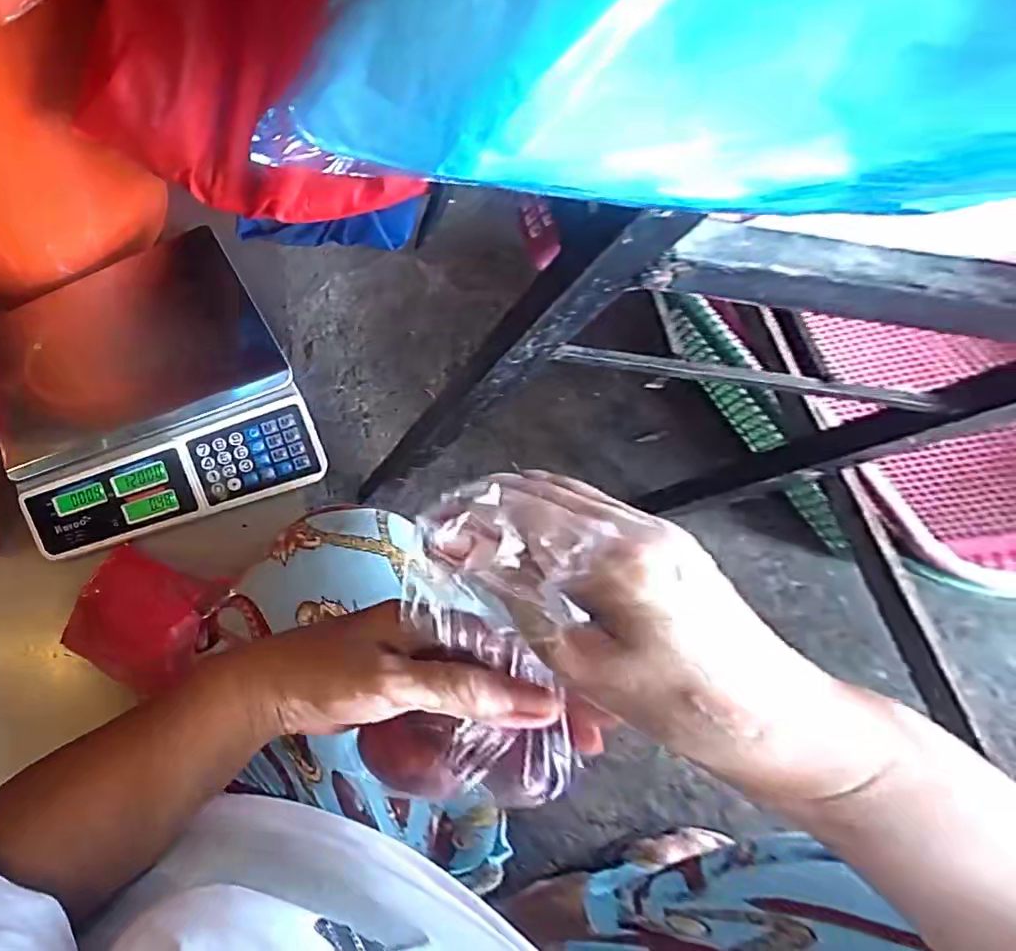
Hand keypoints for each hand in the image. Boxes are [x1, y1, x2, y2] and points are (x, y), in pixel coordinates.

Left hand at [220, 600, 563, 738]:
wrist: (265, 690)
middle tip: (583, 742)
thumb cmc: (322, 676)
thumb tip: (538, 703)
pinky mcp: (393, 684)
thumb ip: (457, 688)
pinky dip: (475, 717)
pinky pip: (446, 698)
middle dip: (534, 697)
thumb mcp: (390, 681)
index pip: (495, 643)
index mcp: (415, 618)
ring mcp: (403, 658)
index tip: (586, 718)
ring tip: (554, 746)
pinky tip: (499, 740)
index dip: (542, 678)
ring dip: (509, 710)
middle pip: (487, 663)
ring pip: (469, 682)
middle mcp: (414, 633)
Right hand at [426, 471, 862, 794]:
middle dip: (476, 503)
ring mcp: (652, 528)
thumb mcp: (577, 660)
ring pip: (556, 489)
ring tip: (469, 533)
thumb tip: (456, 550)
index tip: (428, 534)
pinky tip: (516, 539)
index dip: (462, 516)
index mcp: (616, 556)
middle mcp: (635, 527)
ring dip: (504, 504)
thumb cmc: (677, 704)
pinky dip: (536, 512)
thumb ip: (513, 593)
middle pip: (532, 488)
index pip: (516, 510)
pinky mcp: (659, 538)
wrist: (785, 725)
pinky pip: (581, 506)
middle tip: (441, 532)